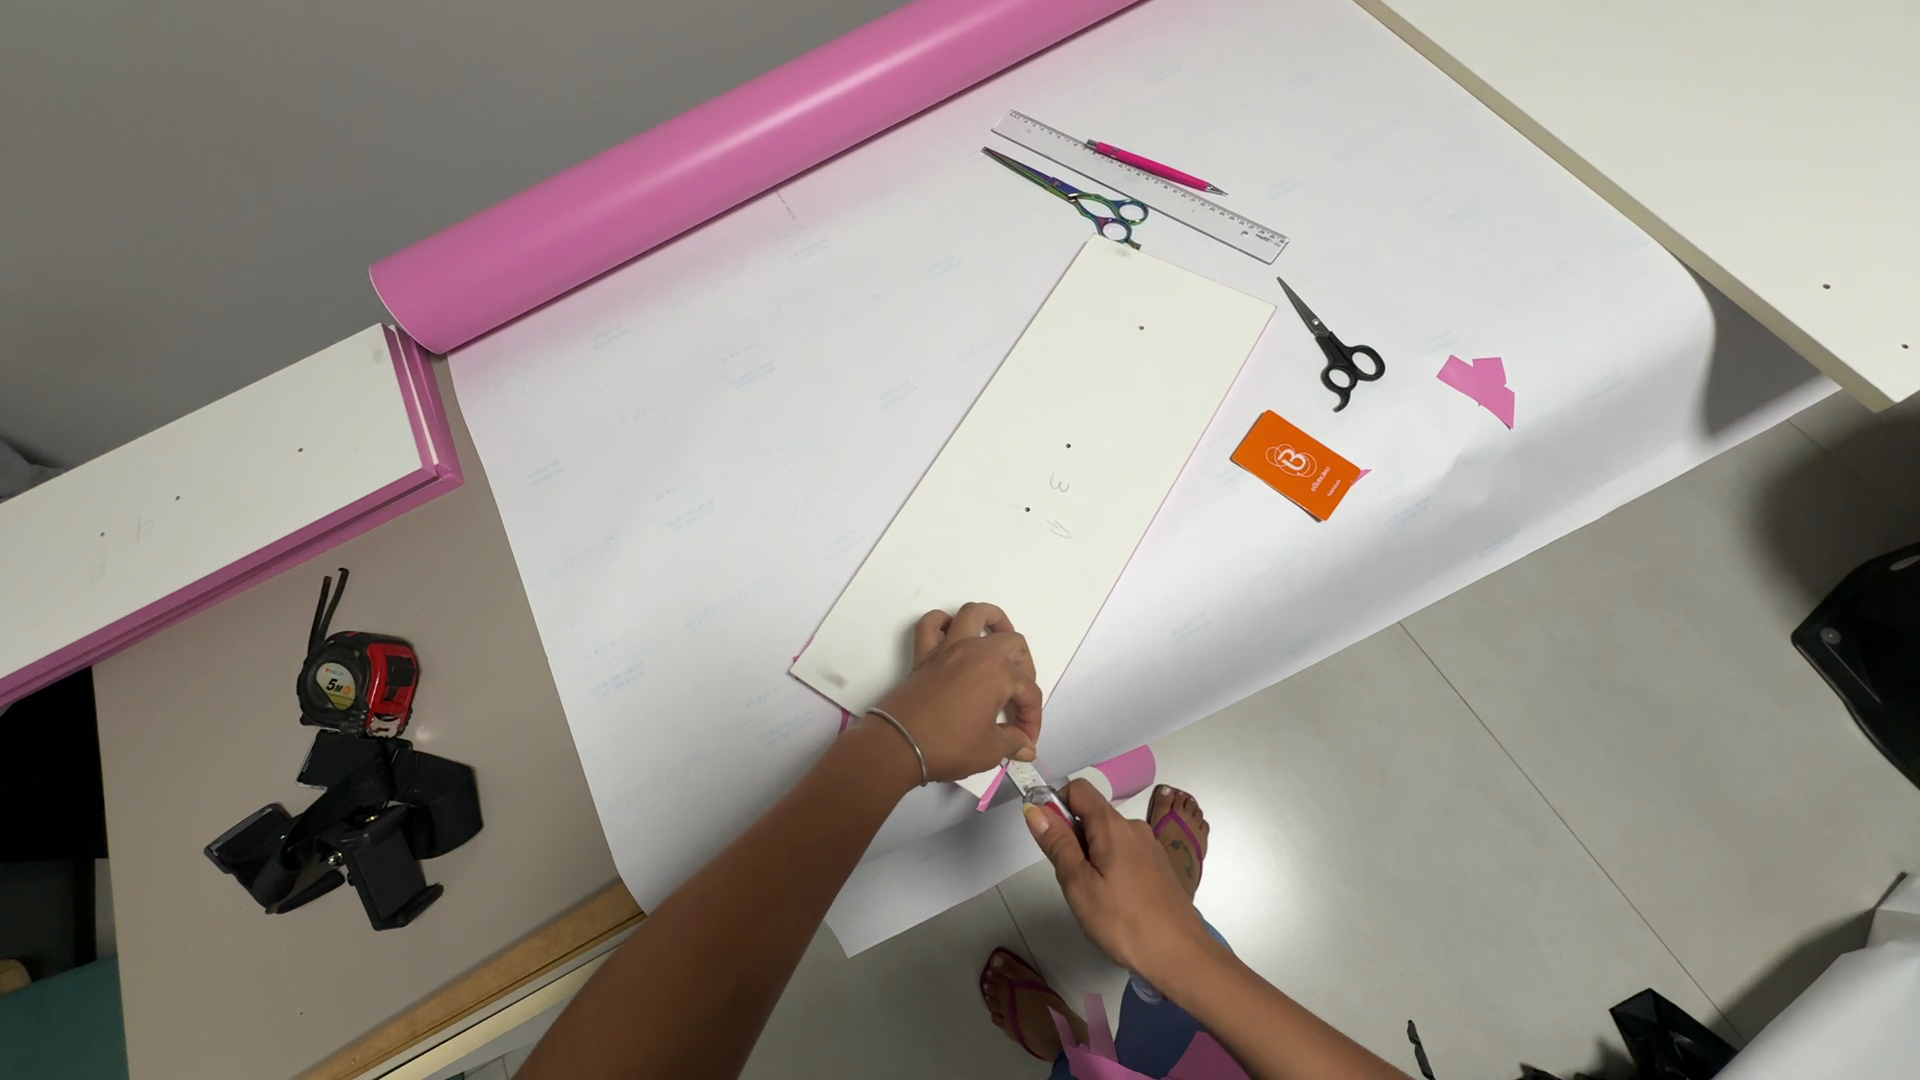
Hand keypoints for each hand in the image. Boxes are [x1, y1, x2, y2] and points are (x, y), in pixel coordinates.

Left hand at [866, 603, 1041, 783]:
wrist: (899, 745)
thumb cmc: (949, 746)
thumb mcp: (989, 750)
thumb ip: (1013, 743)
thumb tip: (1027, 748)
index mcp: (998, 672)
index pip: (1028, 692)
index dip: (1033, 718)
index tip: (1026, 741)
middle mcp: (976, 651)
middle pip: (1013, 644)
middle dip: (1025, 668)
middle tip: (1019, 697)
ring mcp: (948, 649)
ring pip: (973, 614)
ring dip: (991, 620)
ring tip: (999, 640)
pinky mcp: (923, 655)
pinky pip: (930, 625)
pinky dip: (940, 622)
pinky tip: (950, 635)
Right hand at [1026, 779, 1214, 983]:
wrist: (1182, 956)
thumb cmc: (1124, 921)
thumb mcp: (1079, 885)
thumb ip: (1057, 844)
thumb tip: (1035, 808)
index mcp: (1112, 825)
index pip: (1078, 789)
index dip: (1057, 804)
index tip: (1052, 840)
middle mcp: (1134, 826)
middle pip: (1092, 816)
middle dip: (1074, 841)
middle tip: (1076, 883)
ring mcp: (1150, 846)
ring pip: (1108, 839)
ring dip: (1093, 859)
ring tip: (1097, 900)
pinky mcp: (1159, 866)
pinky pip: (1125, 855)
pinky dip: (1112, 870)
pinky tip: (1117, 905)